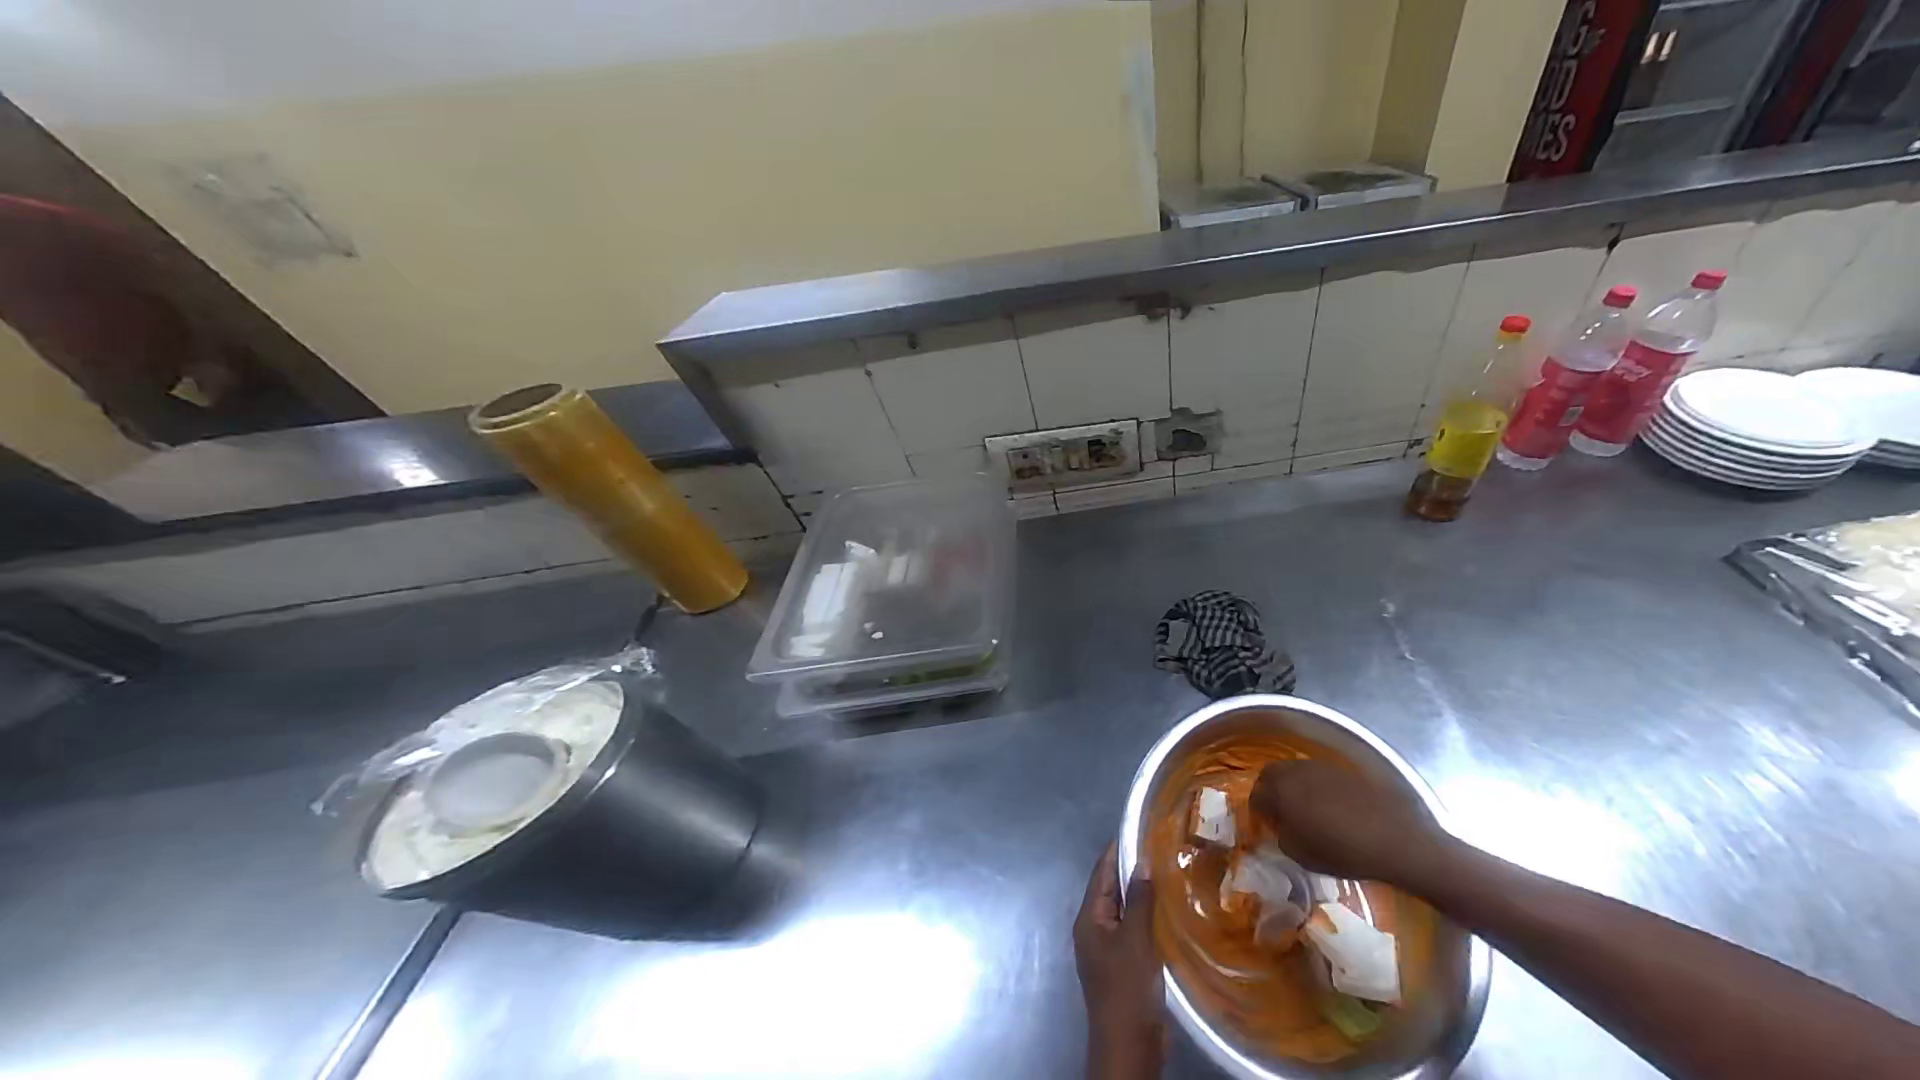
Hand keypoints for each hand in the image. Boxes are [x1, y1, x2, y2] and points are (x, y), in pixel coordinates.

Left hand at [1073, 843, 1163, 1079]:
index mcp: (1089, 918)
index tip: (1137, 828)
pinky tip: (1170, 910)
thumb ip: (1137, 900)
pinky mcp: (1124, 963)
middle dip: (1132, 869)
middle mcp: (1094, 927)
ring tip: (1169, 872)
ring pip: (1125, 909)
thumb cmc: (1126, 987)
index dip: (1117, 850)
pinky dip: (1149, 916)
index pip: (1101, 873)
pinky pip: (1135, 929)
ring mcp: (1108, 947)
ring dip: (1143, 893)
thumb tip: (1141, 864)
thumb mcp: (1134, 940)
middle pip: (1112, 889)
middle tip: (1160, 848)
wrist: (1128, 1044)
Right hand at [1249, 760, 1452, 886]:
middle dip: (1270, 790)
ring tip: (1305, 809)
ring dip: (1293, 786)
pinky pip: (1319, 775)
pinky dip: (1316, 786)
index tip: (1266, 826)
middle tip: (1279, 812)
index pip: (1256, 795)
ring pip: (1295, 771)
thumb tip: (1281, 829)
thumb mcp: (1302, 856)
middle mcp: (1296, 772)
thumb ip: (1282, 838)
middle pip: (1271, 774)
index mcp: (1280, 791)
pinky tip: (1330, 807)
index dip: (1257, 812)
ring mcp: (1322, 768)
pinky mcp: (1345, 771)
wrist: (1399, 841)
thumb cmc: (1344, 852)